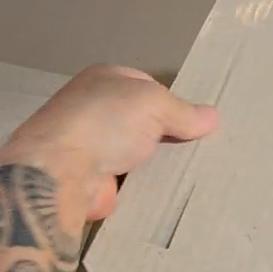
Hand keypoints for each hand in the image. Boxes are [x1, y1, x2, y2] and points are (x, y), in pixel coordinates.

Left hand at [0, 65, 218, 220]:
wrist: (60, 173)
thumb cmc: (106, 123)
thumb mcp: (155, 104)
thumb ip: (184, 112)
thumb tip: (212, 117)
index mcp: (104, 79)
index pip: (147, 86)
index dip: (172, 101)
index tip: (195, 121)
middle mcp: (95, 109)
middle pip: (143, 120)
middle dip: (167, 134)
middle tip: (201, 148)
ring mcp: (92, 145)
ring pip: (138, 152)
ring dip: (158, 162)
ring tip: (193, 172)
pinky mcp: (94, 179)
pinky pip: (130, 180)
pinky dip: (146, 185)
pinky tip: (170, 191)